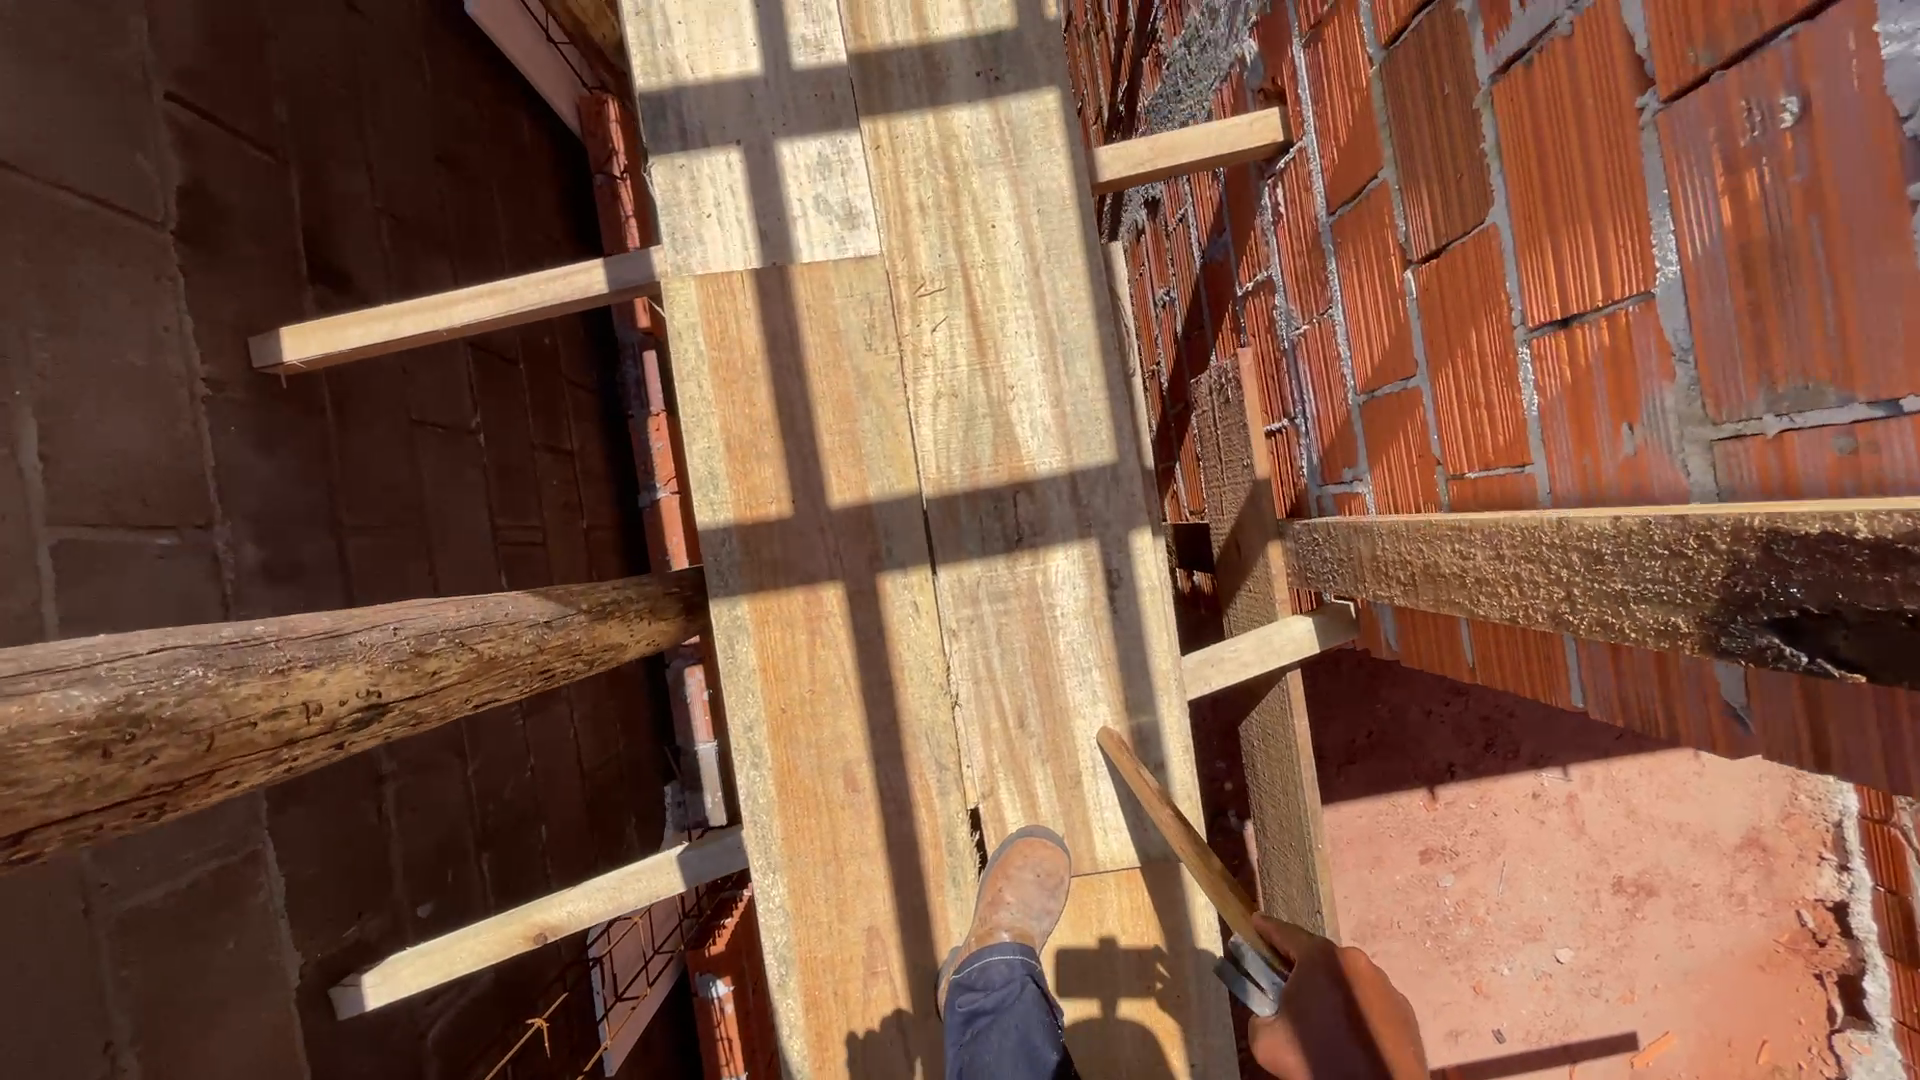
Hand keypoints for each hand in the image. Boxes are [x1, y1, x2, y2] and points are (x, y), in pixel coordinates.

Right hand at [1245, 914, 1428, 1079]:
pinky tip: (1349, 1034)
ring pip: (1346, 977)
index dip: (1266, 928)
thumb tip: (1271, 1014)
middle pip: (1318, 957)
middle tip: (1286, 987)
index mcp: (1320, 958)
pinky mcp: (1406, 1011)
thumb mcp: (1265, 1040)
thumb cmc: (1319, 1061)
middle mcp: (1355, 961)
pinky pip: (1369, 1000)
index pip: (1284, 932)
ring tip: (1323, 1021)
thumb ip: (1259, 1014)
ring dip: (1331, 989)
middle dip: (1300, 968)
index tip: (1255, 922)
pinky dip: (1355, 1009)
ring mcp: (1386, 985)